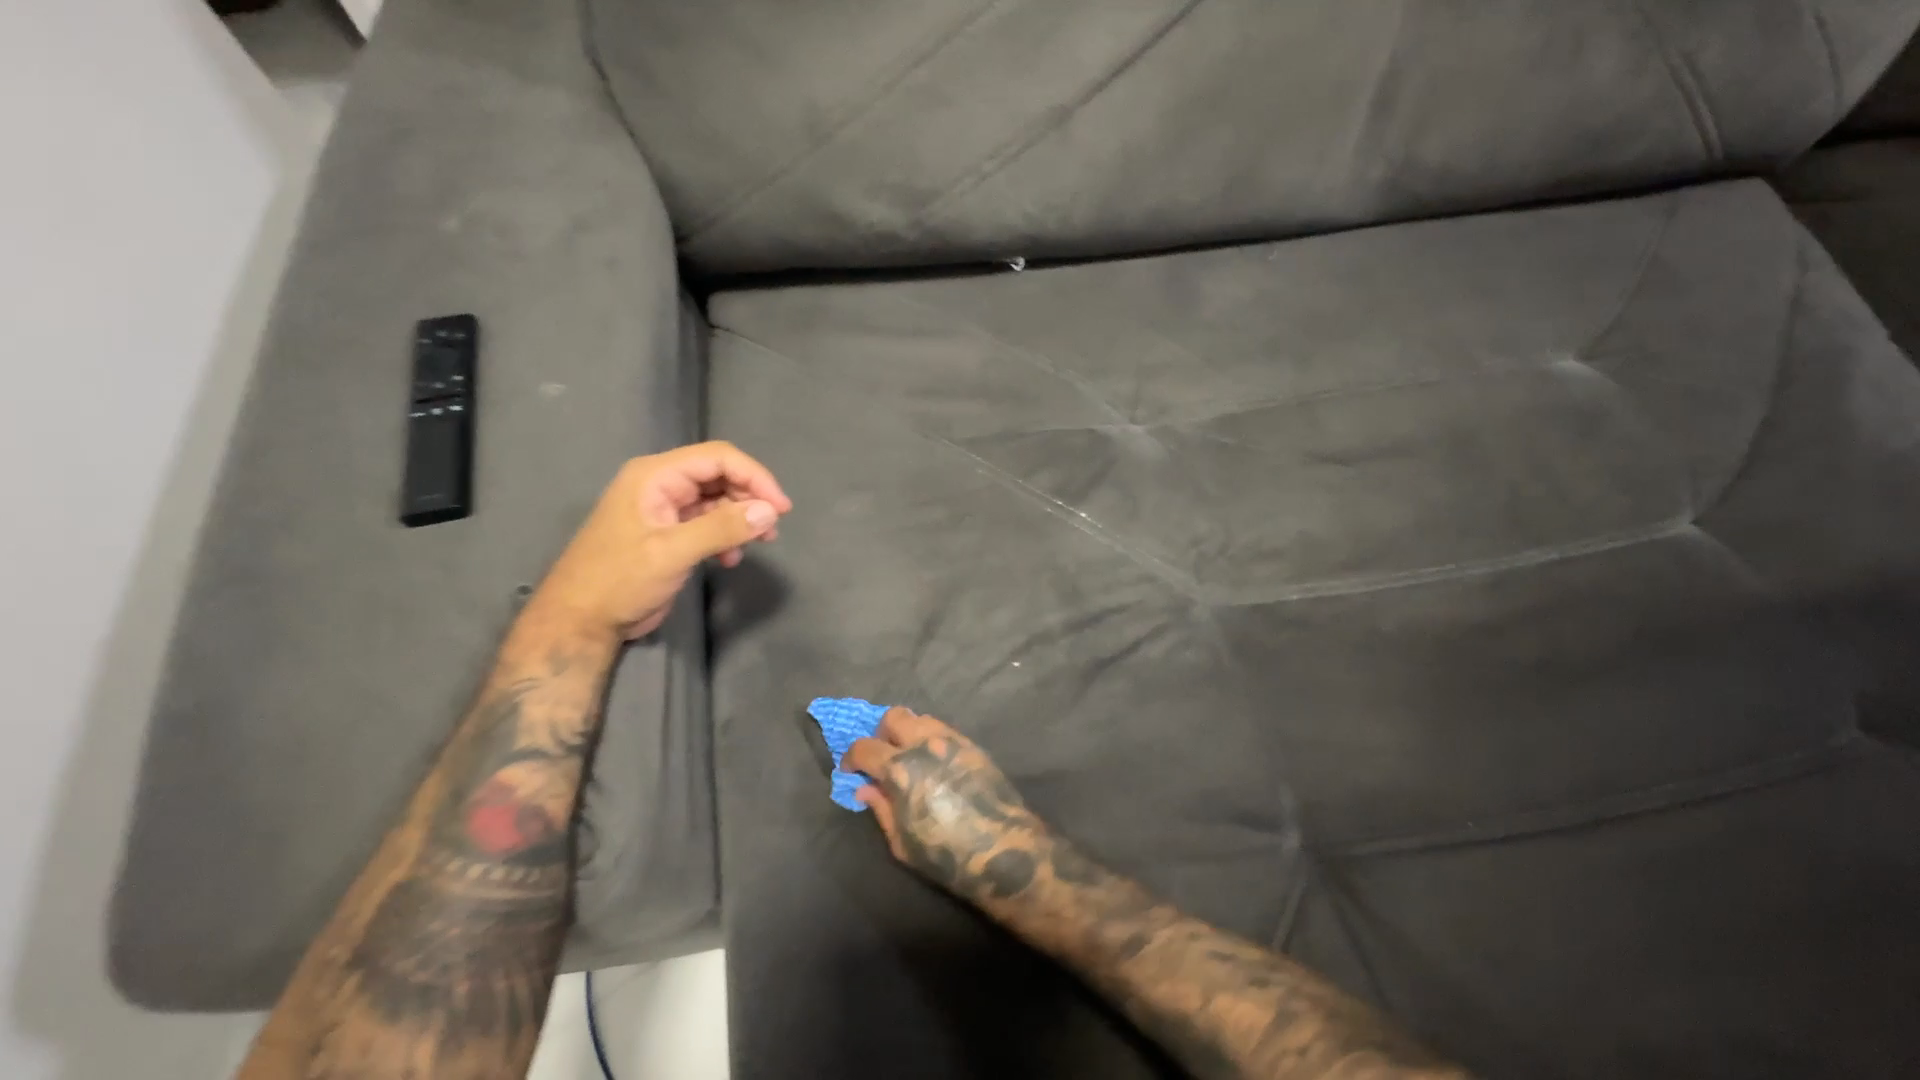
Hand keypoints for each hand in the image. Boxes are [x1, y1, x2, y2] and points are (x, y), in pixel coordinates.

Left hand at [529, 442, 791, 640]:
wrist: (580, 621)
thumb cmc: (619, 580)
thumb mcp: (672, 552)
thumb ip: (722, 528)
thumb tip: (770, 511)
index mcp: (655, 475)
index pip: (717, 458)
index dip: (754, 477)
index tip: (781, 508)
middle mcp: (661, 485)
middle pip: (719, 476)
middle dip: (750, 499)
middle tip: (772, 530)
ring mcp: (664, 510)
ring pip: (717, 501)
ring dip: (741, 519)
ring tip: (759, 544)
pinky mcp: (669, 534)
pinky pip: (708, 524)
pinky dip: (726, 537)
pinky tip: (730, 560)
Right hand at [846, 708, 1048, 906]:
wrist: (1003, 851)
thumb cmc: (944, 853)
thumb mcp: (901, 841)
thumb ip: (881, 809)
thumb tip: (865, 788)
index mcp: (900, 768)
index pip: (864, 748)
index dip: (851, 758)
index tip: (851, 771)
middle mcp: (925, 744)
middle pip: (893, 718)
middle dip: (882, 735)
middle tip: (883, 758)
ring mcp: (952, 741)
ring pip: (921, 719)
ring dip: (909, 733)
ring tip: (911, 758)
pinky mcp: (974, 746)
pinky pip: (945, 731)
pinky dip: (932, 740)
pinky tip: (936, 763)